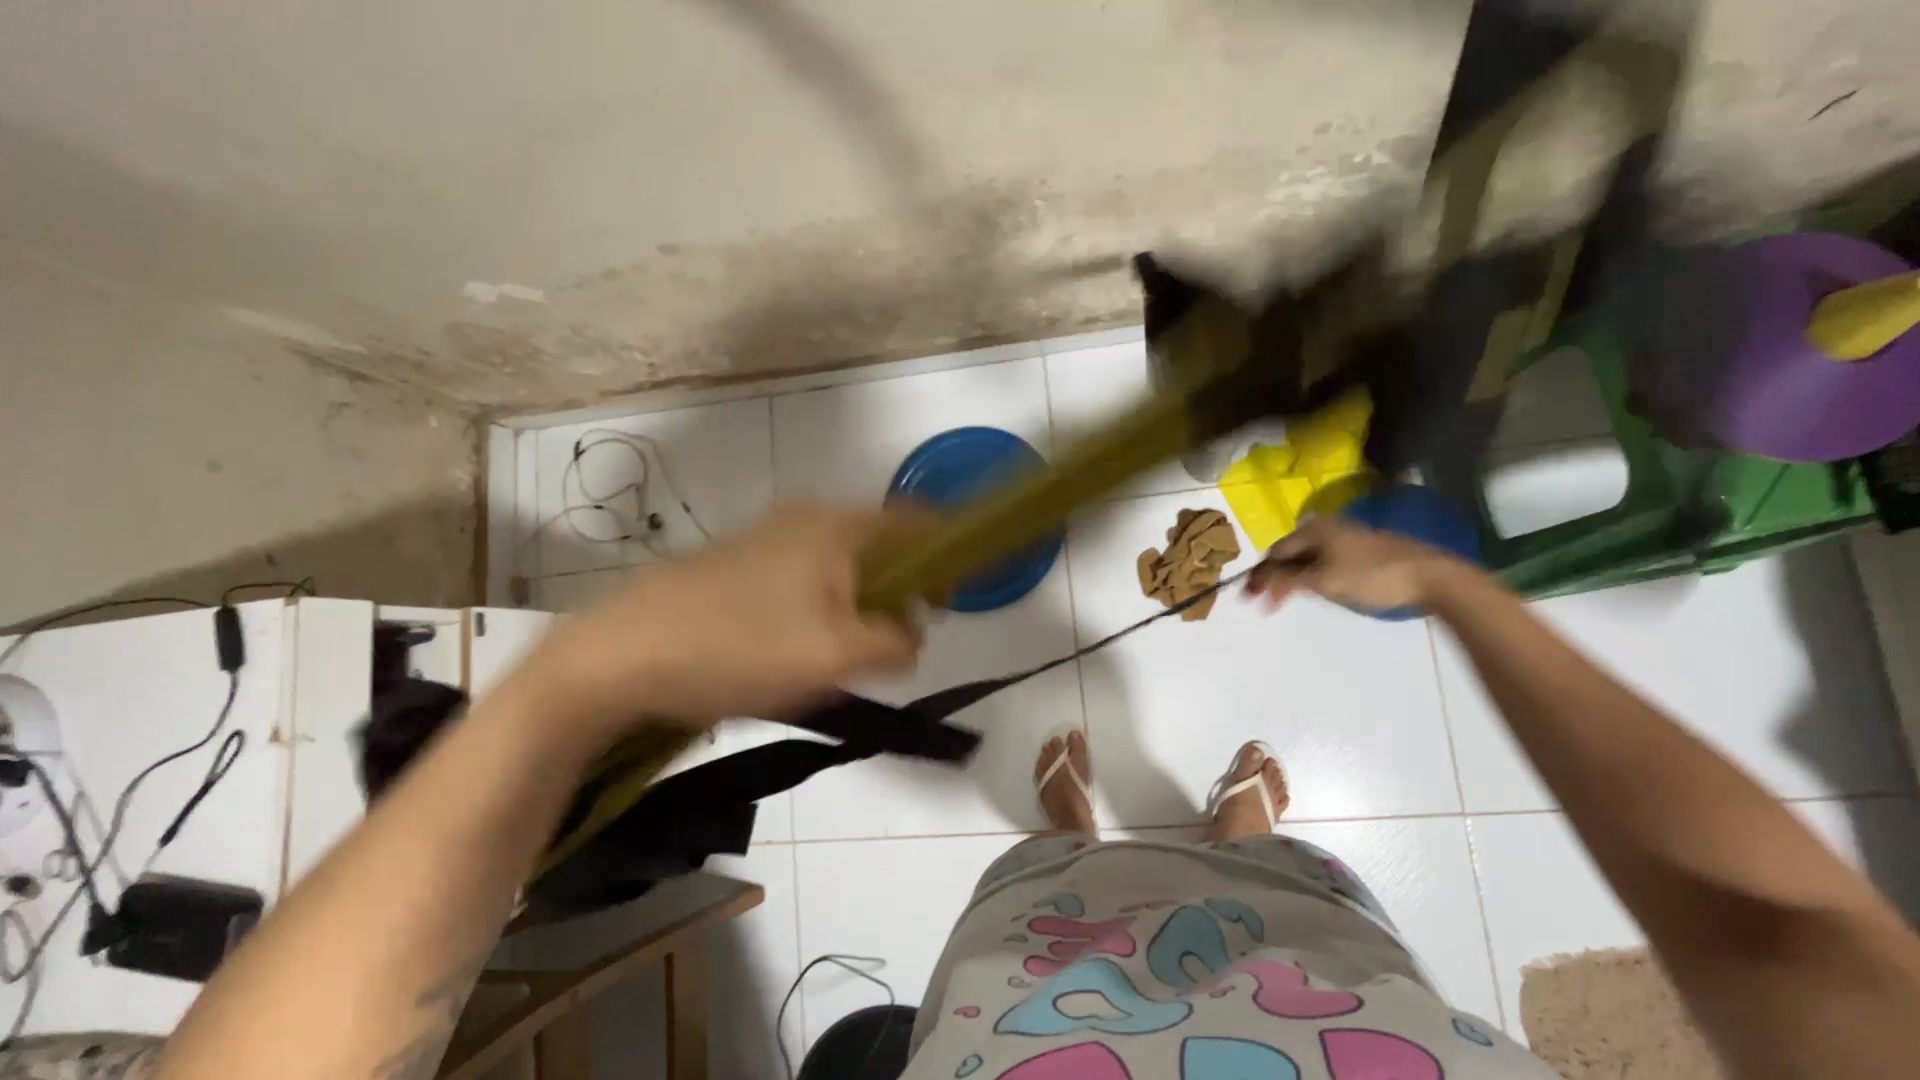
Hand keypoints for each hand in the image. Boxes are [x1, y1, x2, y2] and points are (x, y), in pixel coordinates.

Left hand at [513, 501, 923, 745]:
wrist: (620, 655)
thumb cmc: (741, 648)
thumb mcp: (838, 656)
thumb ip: (897, 644)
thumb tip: (913, 635)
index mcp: (838, 525)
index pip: (919, 523)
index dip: (947, 559)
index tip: (949, 606)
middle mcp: (804, 519)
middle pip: (878, 551)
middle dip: (894, 600)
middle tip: (887, 655)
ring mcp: (763, 540)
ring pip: (836, 574)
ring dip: (851, 615)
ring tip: (834, 669)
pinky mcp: (731, 567)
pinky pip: (798, 587)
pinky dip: (813, 617)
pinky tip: (788, 662)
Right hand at [1244, 516, 1466, 611]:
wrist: (1430, 576)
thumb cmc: (1372, 576)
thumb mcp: (1324, 581)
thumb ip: (1288, 581)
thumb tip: (1259, 582)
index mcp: (1313, 529)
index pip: (1275, 552)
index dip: (1261, 576)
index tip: (1250, 600)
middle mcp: (1326, 526)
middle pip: (1290, 553)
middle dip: (1275, 576)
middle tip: (1265, 602)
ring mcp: (1347, 536)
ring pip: (1308, 557)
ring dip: (1293, 577)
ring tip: (1286, 598)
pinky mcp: (1362, 549)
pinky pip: (1325, 560)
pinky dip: (1312, 575)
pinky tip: (1315, 589)